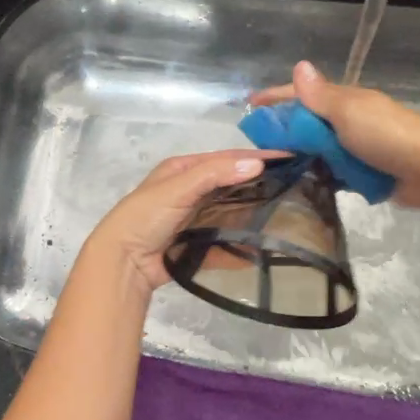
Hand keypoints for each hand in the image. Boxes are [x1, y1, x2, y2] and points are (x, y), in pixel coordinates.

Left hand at [87, 149, 279, 293]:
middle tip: (297, 189)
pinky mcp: (196, 247)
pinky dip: (240, 247)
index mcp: (184, 171)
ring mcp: (194, 221)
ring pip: (231, 215)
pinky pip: (224, 244)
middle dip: (260, 188)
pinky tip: (262, 250)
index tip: (291, 159)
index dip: (257, 158)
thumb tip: (257, 164)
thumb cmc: (146, 215)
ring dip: (253, 217)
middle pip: (232, 187)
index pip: (227, 159)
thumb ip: (215, 175)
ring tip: (289, 217)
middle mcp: (191, 192)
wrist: (122, 260)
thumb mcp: (178, 188)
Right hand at [250, 61, 419, 211]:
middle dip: (282, 130)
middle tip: (254, 146)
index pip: (303, 94)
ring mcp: (358, 148)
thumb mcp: (348, 112)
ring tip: (270, 169)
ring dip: (299, 155)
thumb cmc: (387, 136)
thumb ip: (320, 96)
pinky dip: (318, 175)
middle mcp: (350, 121)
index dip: (276, 98)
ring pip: (319, 149)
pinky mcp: (364, 173)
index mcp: (346, 101)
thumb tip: (299, 66)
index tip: (248, 106)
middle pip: (308, 123)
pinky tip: (299, 185)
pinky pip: (333, 171)